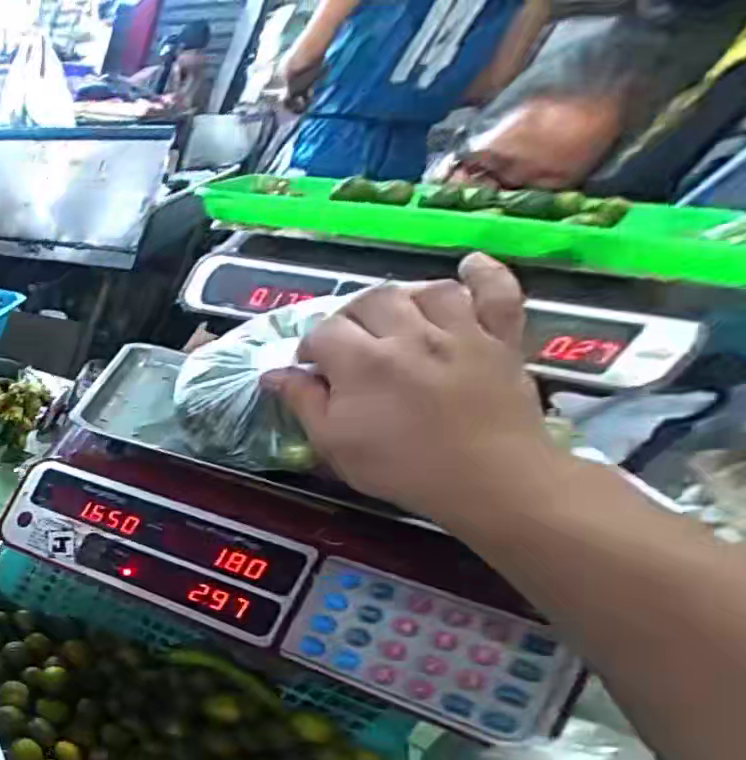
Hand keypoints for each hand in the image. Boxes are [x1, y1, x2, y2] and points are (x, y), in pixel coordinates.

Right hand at [267, 253, 565, 524]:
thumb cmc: (396, 465)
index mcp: (363, 363)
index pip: (322, 332)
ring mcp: (462, 333)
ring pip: (427, 291)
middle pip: (371, 300)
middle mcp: (410, 336)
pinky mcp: (501, 339)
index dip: (309, 349)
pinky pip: (499, 293)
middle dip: (348, 317)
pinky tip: (468, 265)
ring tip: (391, 317)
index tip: (309, 371)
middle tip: (344, 344)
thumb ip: (302, 400)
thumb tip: (274, 374)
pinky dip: (485, 274)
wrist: (487, 478)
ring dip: (402, 297)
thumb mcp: (331, 441)